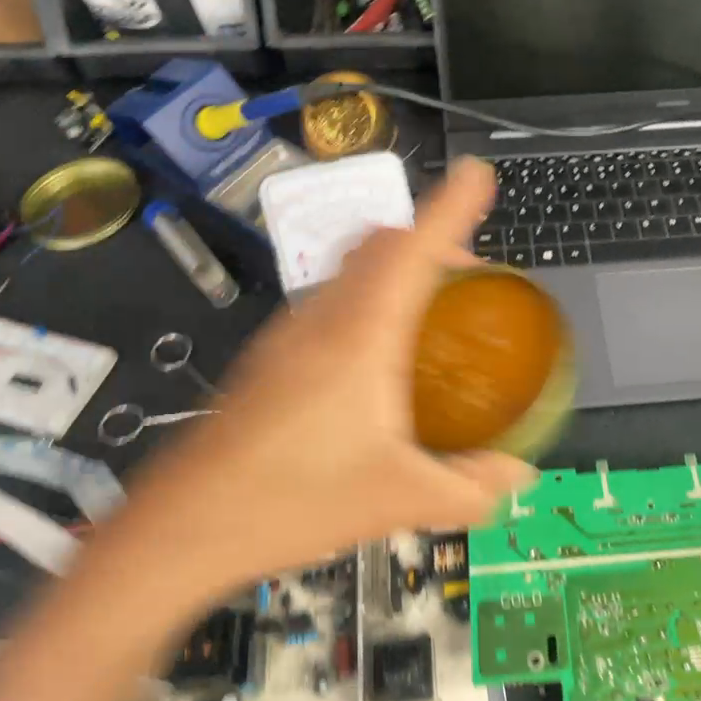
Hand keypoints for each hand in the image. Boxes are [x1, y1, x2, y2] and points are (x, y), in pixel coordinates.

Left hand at [117, 156, 536, 599]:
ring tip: (426, 309)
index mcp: (361, 337)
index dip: (450, 206)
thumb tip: (517, 477)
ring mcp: (287, 336)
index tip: (475, 174)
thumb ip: (469, 489)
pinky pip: (326, 304)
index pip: (412, 249)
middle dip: (426, 237)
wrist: (184, 525)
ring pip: (347, 271)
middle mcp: (322, 320)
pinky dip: (362, 302)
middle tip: (465, 266)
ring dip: (391, 269)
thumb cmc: (292, 499)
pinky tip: (372, 362)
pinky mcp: (267, 360)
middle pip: (377, 246)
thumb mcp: (400, 499)